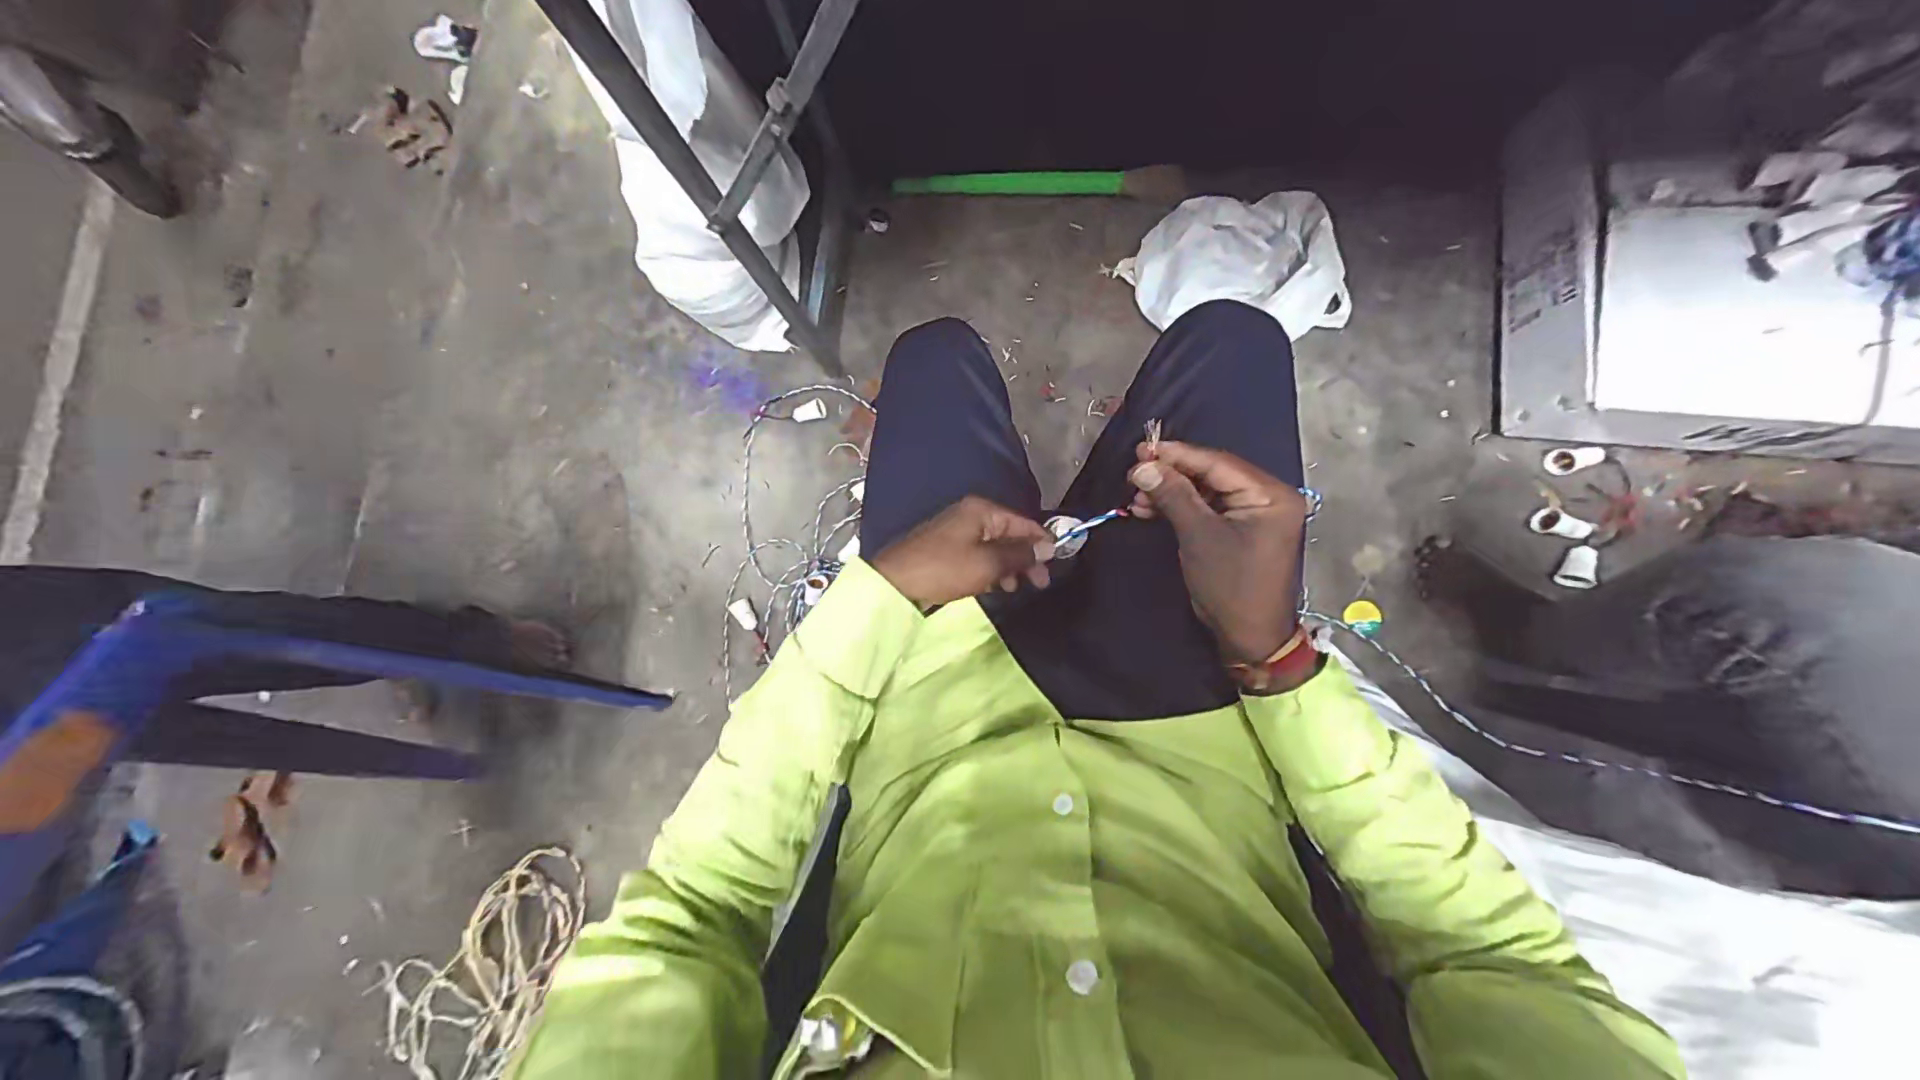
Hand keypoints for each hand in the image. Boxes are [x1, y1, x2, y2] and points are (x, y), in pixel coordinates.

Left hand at [870, 496, 1054, 608]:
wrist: (895, 583)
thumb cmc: (944, 569)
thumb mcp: (988, 563)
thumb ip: (1020, 554)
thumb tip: (1048, 547)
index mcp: (981, 510)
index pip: (1023, 522)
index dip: (1042, 542)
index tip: (1055, 565)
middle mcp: (971, 515)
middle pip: (1010, 534)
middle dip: (1026, 557)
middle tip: (1039, 583)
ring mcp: (958, 532)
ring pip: (996, 548)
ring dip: (1009, 566)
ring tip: (1016, 587)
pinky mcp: (949, 550)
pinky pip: (980, 557)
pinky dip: (992, 570)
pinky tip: (996, 586)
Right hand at [1127, 440, 1305, 663]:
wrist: (1250, 637)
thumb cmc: (1230, 586)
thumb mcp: (1199, 537)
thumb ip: (1173, 495)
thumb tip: (1143, 466)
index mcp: (1270, 494)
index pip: (1218, 463)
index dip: (1177, 455)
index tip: (1142, 449)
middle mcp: (1268, 496)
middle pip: (1211, 474)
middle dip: (1171, 474)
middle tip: (1136, 472)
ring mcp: (1255, 513)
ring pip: (1206, 490)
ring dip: (1171, 491)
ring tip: (1138, 495)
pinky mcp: (1241, 528)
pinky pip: (1208, 508)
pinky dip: (1181, 507)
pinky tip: (1152, 508)